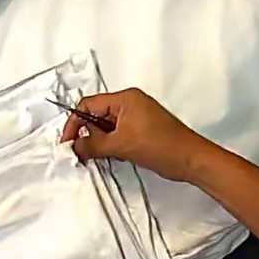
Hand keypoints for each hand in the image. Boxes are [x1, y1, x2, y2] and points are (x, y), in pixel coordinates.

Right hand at [57, 87, 215, 183]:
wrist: (191, 160)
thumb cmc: (162, 146)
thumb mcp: (121, 145)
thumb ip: (93, 145)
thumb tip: (74, 146)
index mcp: (125, 99)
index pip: (88, 105)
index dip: (74, 123)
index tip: (68, 142)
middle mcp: (130, 104)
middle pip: (96, 115)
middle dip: (85, 133)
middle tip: (79, 152)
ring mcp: (136, 117)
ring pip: (106, 127)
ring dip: (98, 141)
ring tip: (94, 156)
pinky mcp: (140, 131)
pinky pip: (116, 134)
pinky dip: (109, 145)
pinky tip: (109, 156)